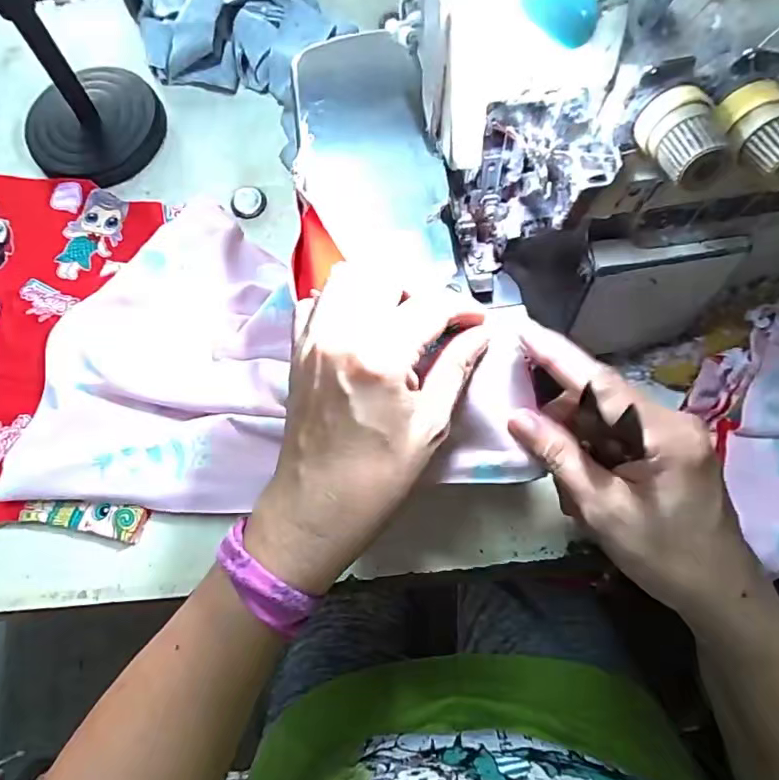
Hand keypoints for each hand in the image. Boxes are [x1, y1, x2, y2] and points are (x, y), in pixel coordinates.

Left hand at [247, 264, 492, 593]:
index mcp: (378, 356)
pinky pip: (317, 301)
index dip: (462, 307)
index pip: (429, 304)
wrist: (316, 505)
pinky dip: (344, 300)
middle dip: (420, 289)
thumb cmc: (378, 477)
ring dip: (381, 287)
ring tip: (402, 317)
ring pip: (347, 277)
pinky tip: (363, 326)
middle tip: (439, 319)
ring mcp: (313, 338)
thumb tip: (480, 335)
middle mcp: (339, 334)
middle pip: (385, 275)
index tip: (478, 322)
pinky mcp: (298, 349)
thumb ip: (456, 368)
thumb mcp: (430, 425)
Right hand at [505, 322, 767, 625]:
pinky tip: (584, 485)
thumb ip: (560, 457)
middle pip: (599, 400)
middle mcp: (672, 420)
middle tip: (526, 439)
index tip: (522, 330)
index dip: (557, 355)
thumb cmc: (664, 556)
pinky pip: (618, 435)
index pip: (600, 383)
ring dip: (575, 442)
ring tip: (565, 484)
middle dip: (560, 418)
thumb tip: (518, 417)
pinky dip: (592, 453)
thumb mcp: (603, 509)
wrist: (719, 591)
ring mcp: (673, 432)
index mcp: (664, 432)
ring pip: (605, 418)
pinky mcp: (668, 447)